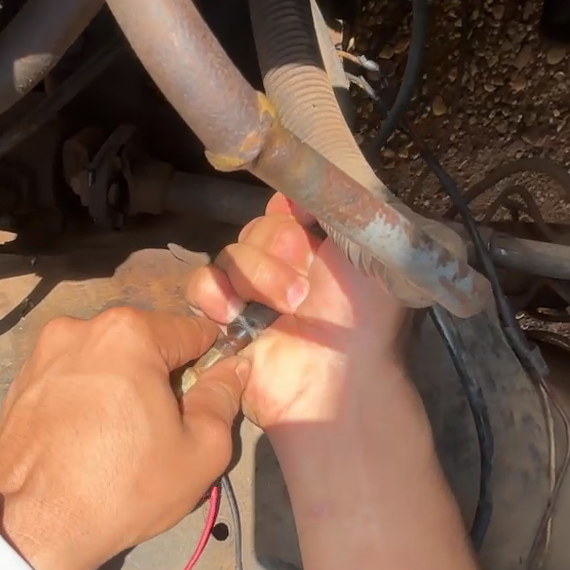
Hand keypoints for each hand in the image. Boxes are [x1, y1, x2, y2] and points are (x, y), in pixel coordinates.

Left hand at [0, 306, 247, 569]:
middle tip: (161, 434)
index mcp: (127, 332)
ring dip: (120, 393)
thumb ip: (223, 399)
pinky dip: (84, 406)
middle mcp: (78, 329)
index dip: (210, 367)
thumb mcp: (201, 451)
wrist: (29, 528)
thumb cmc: (123, 488)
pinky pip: (68, 386)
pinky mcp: (16, 387)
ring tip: (118, 446)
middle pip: (143, 347)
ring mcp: (39, 357)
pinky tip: (84, 448)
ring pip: (103, 366)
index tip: (206, 404)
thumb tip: (232, 369)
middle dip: (160, 381)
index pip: (193, 332)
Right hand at [187, 196, 408, 429]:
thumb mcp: (369, 247)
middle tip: (305, 288)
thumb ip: (340, 206)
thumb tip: (297, 193)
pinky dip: (214, 295)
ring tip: (283, 310)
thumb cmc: (364, 316)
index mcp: (317, 246)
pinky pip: (200, 287)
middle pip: (254, 228)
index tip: (309, 225)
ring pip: (228, 254)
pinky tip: (235, 316)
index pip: (284, 206)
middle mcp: (282, 267)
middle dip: (278, 250)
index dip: (290, 213)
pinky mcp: (221, 323)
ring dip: (255, 277)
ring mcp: (249, 296)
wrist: (338, 376)